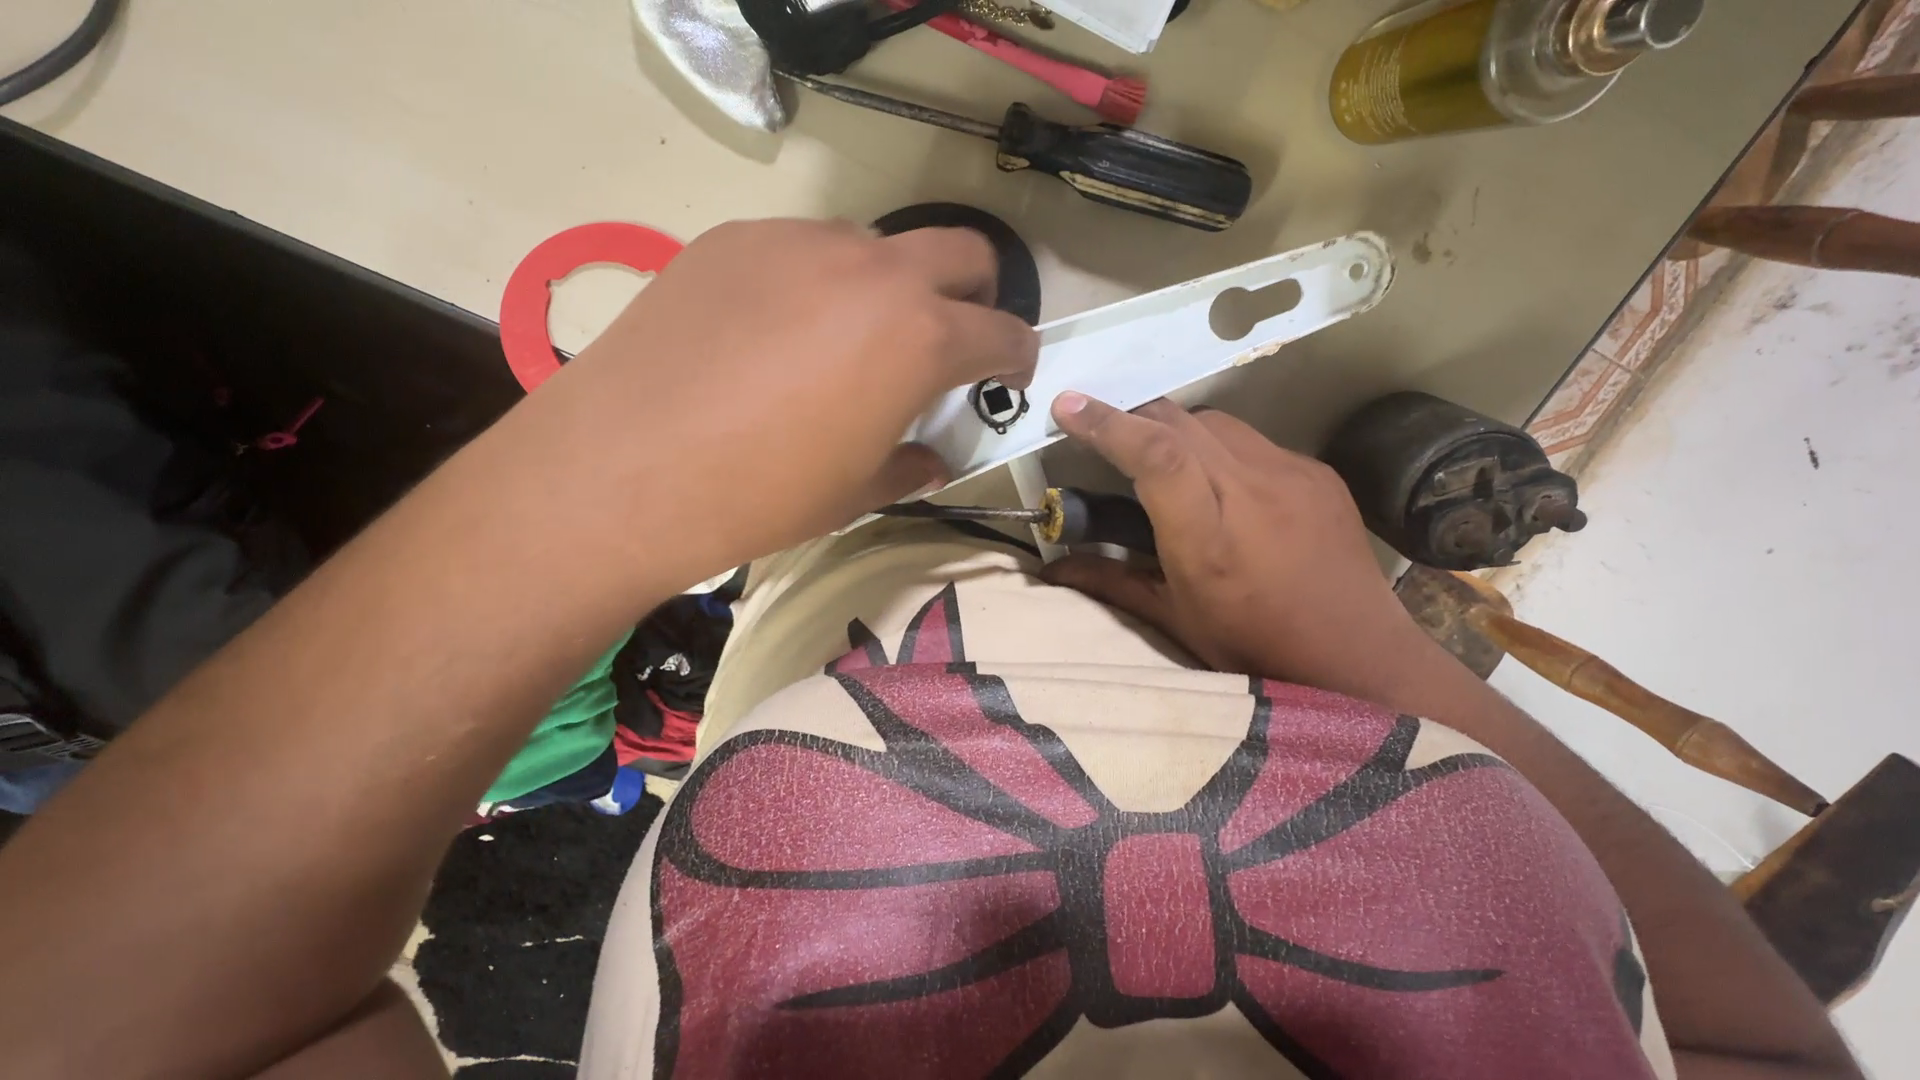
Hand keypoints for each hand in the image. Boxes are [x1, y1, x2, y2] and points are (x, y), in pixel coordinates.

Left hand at [498, 219, 1037, 592]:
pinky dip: (812, 282)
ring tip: (844, 340)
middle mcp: (873, 271)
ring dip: (885, 285)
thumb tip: (931, 459)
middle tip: (950, 336)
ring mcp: (799, 244)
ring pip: (874, 245)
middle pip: (961, 250)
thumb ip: (909, 465)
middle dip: (975, 291)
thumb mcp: (853, 493)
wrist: (624, 468)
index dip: (1016, 355)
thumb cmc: (759, 496)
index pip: (1002, 330)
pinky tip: (770, 334)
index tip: (1008, 373)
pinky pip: (800, 249)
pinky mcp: (735, 239)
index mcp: (919, 337)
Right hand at [1041, 394, 1431, 697]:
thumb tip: (1053, 570)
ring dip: (1177, 430)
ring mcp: (1291, 474)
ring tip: (1163, 462)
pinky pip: (1255, 443)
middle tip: (1105, 431)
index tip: (1068, 405)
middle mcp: (1252, 491)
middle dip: (1134, 416)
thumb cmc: (1256, 647)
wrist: (1357, 655)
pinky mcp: (1318, 473)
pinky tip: (1223, 487)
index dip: (1110, 424)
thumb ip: (1113, 583)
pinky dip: (1222, 450)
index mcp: (1208, 537)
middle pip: (1180, 421)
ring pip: (1216, 423)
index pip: (1156, 455)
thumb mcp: (1177, 621)